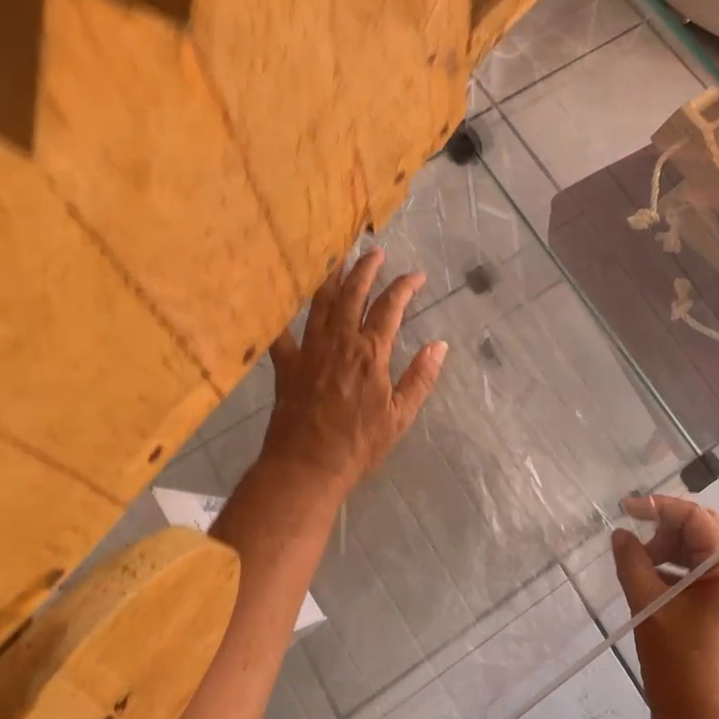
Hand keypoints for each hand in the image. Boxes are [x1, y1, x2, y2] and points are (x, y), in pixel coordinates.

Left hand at [259, 248, 447, 496]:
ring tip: (337, 259)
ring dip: (331, 278)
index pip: (391, 307)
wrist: (307, 466)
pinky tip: (279, 298)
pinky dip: (281, 314)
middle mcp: (340, 342)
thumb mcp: (400, 415)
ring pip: (321, 304)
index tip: (417, 276)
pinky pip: (281, 333)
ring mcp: (309, 350)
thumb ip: (421, 377)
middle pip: (354, 295)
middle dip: (366, 270)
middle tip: (375, 252)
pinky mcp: (286, 365)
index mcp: (371, 352)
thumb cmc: (359, 444)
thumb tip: (440, 346)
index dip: (405, 286)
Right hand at [612, 496, 718, 718]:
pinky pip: (696, 577)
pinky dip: (671, 572)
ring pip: (697, 553)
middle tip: (634, 540)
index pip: (696, 517)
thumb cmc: (680, 663)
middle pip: (701, 531)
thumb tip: (621, 535)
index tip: (626, 508)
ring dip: (666, 550)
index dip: (660, 506)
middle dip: (665, 528)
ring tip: (637, 565)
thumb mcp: (649, 607)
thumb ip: (632, 562)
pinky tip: (647, 585)